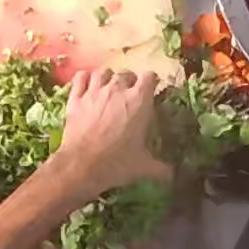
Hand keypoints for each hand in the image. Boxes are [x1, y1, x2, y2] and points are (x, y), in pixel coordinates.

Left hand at [49, 68, 170, 199]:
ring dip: (107, 78)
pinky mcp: (75, 99)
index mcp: (139, 100)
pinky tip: (87, 86)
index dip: (151, 82)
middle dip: (129, 82)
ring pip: (103, 72)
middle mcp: (117, 89)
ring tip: (108, 88)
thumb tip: (172, 176)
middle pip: (126, 74)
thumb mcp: (143, 167)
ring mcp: (94, 92)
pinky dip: (84, 79)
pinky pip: (80, 77)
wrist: (81, 166)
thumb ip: (161, 169)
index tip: (150, 91)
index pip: (150, 77)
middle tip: (128, 96)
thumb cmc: (117, 163)